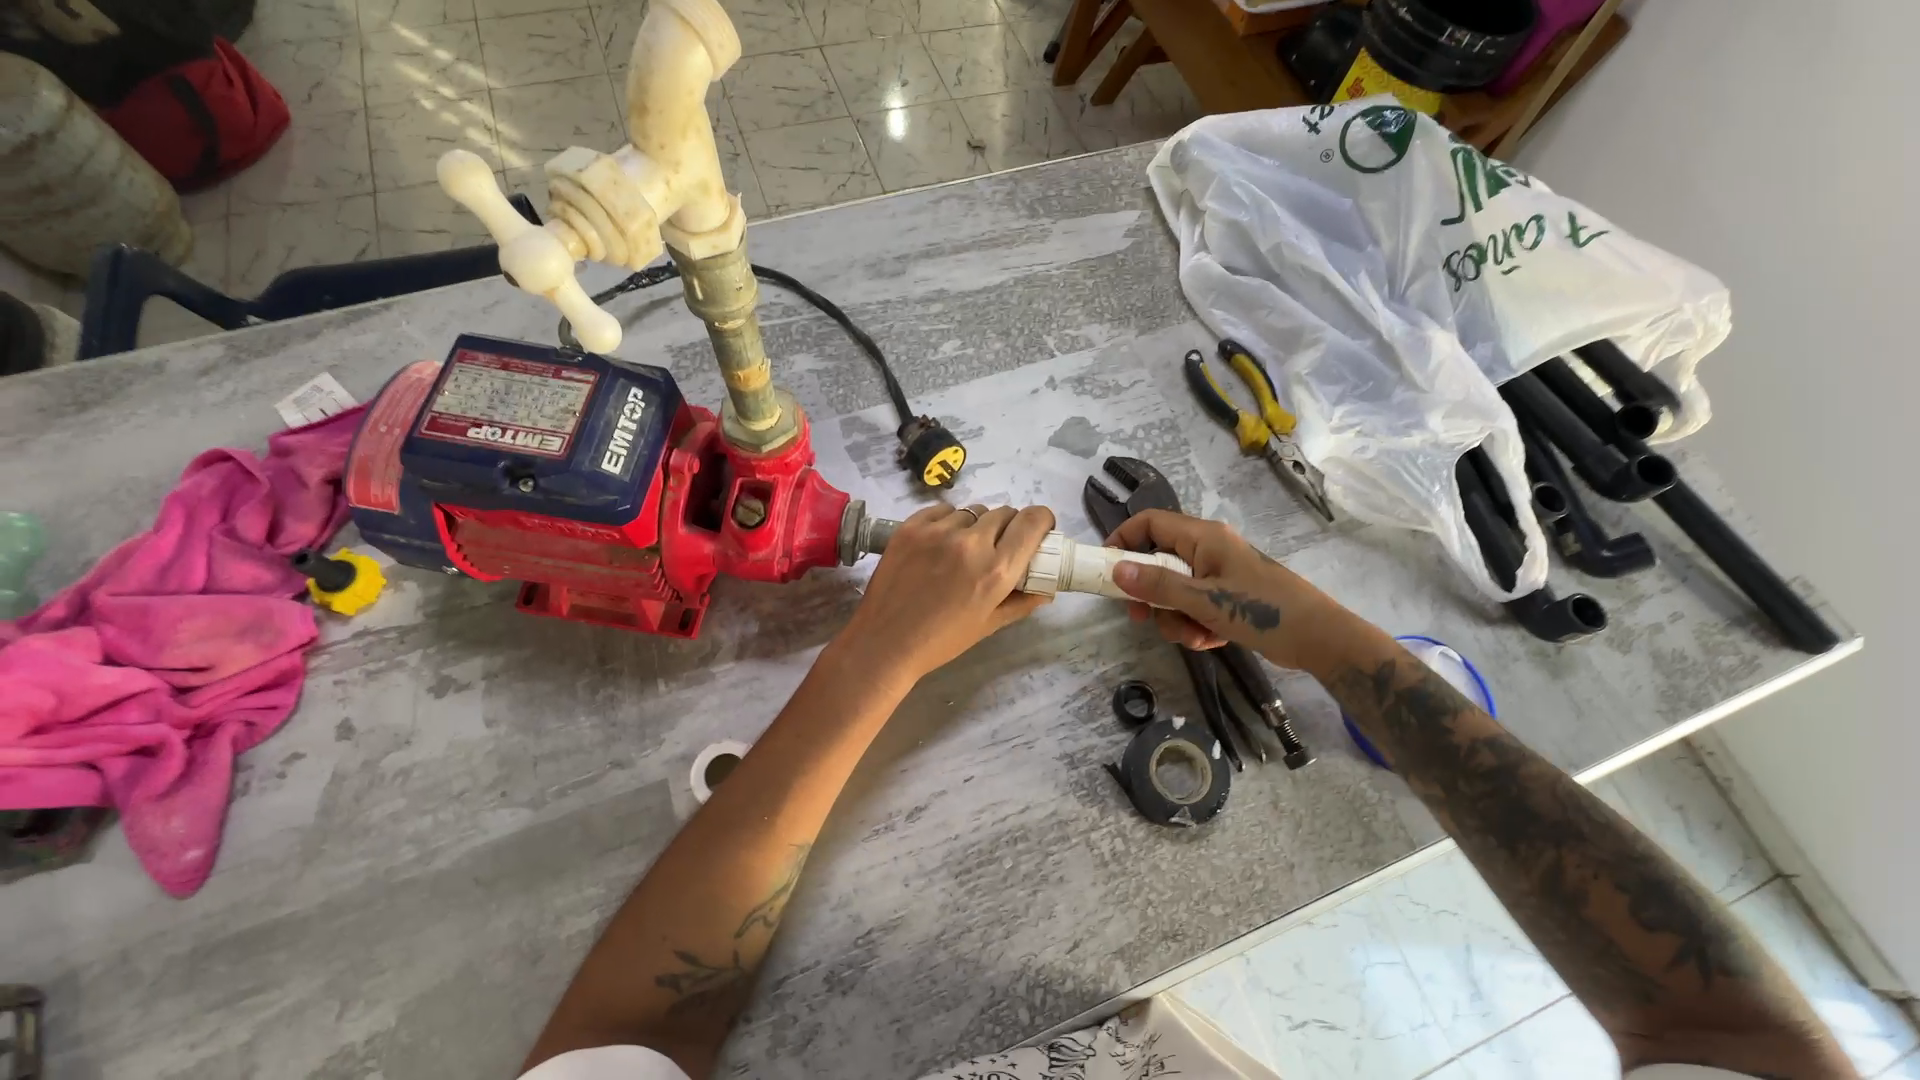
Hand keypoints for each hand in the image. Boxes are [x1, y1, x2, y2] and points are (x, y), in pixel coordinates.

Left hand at [837, 503, 1055, 685]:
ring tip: (964, 549)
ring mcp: (938, 532)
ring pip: (973, 512)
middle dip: (1009, 526)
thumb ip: (1021, 602)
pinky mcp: (911, 527)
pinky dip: (948, 521)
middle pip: (1004, 513)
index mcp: (996, 570)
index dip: (1042, 520)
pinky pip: (942, 510)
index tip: (1039, 530)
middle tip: (999, 547)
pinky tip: (941, 542)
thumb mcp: (988, 625)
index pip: (1032, 522)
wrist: (884, 643)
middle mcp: (971, 544)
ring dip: (976, 525)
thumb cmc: (941, 641)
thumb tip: (1046, 589)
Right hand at [1107, 510, 1356, 671]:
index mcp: (1203, 538)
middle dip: (1151, 596)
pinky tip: (1213, 641)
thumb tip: (1116, 570)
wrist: (1318, 638)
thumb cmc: (1263, 611)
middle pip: (1157, 564)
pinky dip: (1196, 626)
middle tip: (1143, 619)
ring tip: (1197, 636)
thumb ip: (1158, 586)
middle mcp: (1208, 550)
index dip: (1122, 540)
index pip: (1149, 523)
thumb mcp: (1204, 601)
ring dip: (1176, 619)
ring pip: (1174, 593)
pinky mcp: (1227, 599)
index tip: (1105, 570)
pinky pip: (1194, 608)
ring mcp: (1218, 575)